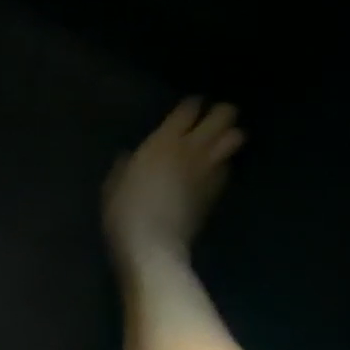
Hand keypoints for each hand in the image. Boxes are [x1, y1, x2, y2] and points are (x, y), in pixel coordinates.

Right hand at [104, 97, 244, 272]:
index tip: (190, 106)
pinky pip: (227, 167)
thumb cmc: (124, 210)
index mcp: (163, 141)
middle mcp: (191, 149)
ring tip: (221, 139)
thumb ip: (127, 165)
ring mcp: (208, 169)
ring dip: (229, 136)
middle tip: (214, 117)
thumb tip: (131, 157)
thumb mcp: (115, 183)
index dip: (192, 105)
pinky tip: (214, 169)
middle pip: (222, 117)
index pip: (188, 110)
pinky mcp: (217, 191)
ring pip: (234, 139)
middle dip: (221, 113)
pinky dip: (223, 164)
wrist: (152, 244)